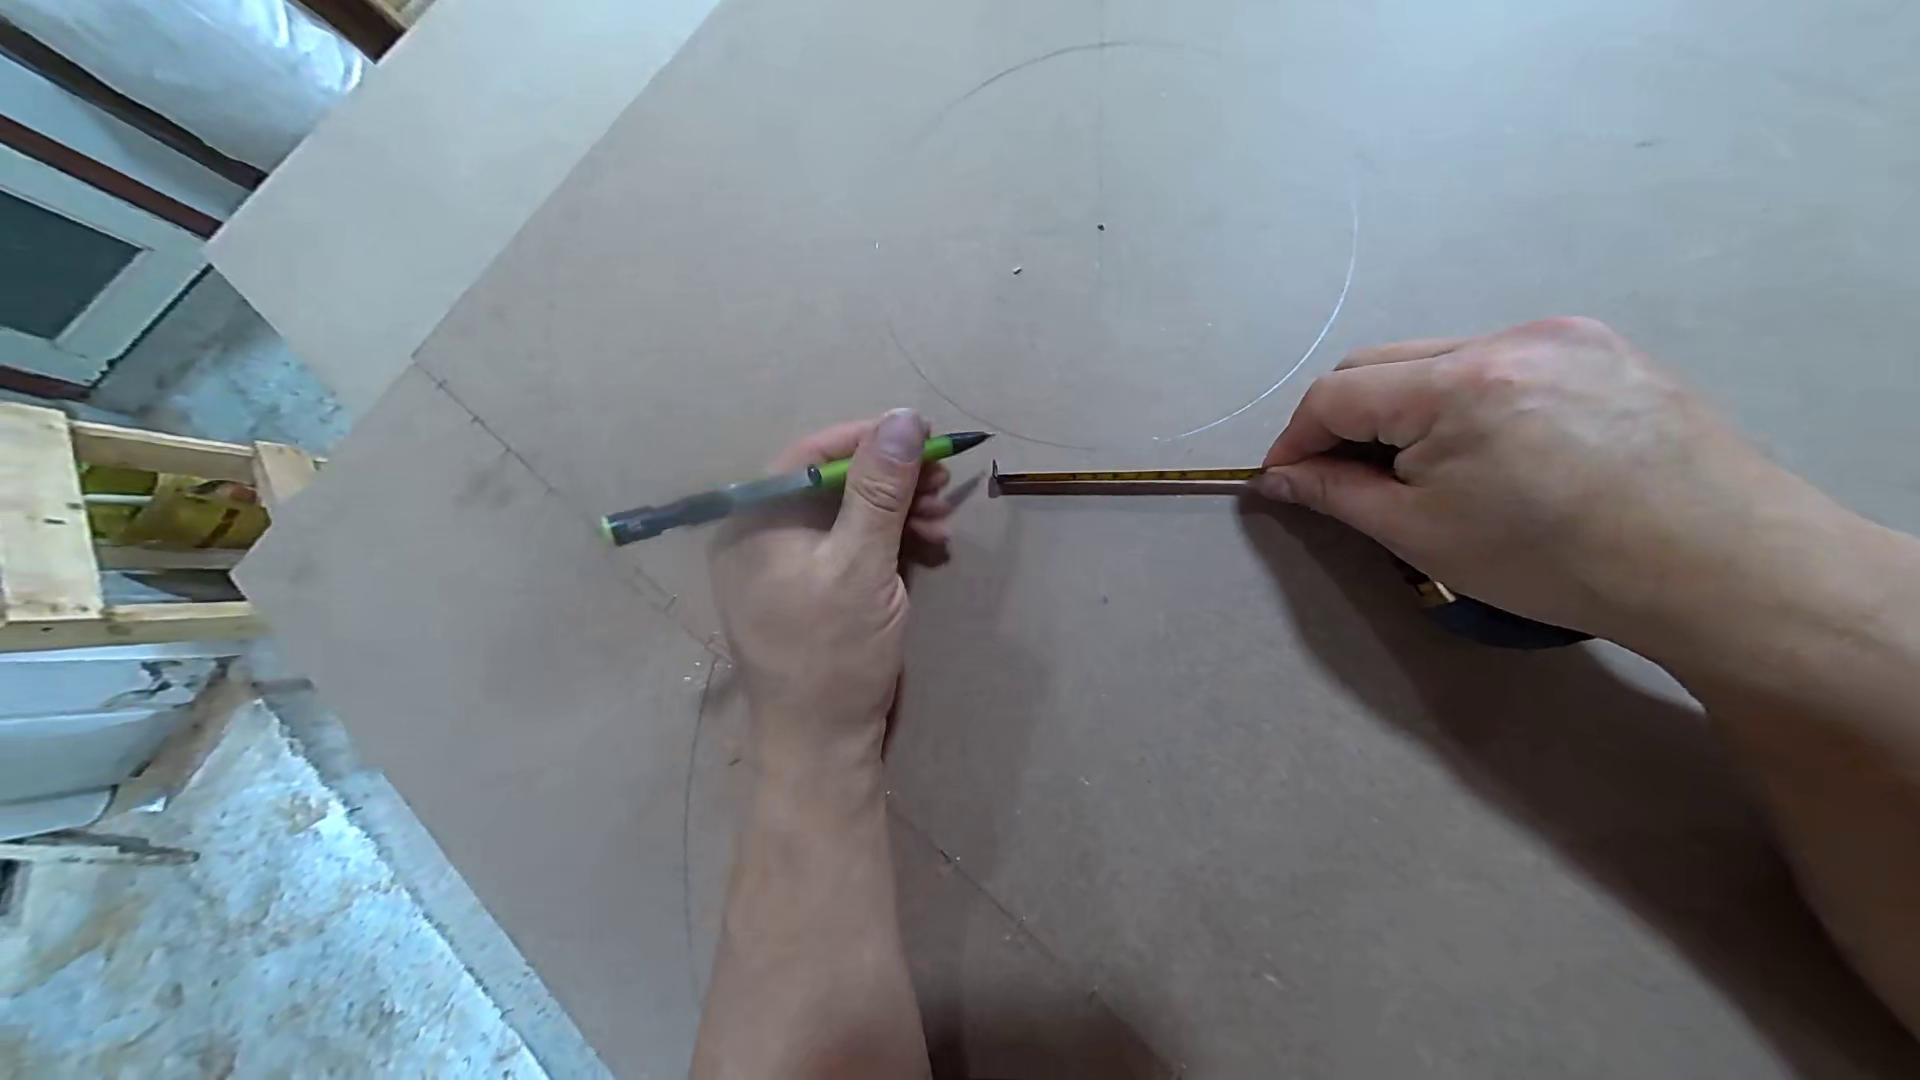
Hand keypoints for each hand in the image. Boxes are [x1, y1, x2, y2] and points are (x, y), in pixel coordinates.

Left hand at [710, 409, 955, 773]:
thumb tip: (904, 417)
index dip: (870, 439)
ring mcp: (789, 563)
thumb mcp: (863, 564)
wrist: (824, 745)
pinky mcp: (815, 586)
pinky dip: (892, 542)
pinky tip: (929, 548)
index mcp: (755, 523)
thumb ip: (881, 489)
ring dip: (900, 512)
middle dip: (894, 481)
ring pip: (850, 515)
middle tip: (943, 484)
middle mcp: (764, 535)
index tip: (924, 438)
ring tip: (943, 524)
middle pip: (835, 483)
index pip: (812, 455)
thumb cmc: (835, 655)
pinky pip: (853, 546)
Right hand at [1257, 316, 1842, 650]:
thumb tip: (1275, 478)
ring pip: (1431, 359)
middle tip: (1338, 473)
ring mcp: (1560, 334)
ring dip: (1396, 406)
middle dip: (1340, 419)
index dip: (1295, 437)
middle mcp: (1508, 337)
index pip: (1335, 393)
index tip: (1282, 476)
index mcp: (1459, 384)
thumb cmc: (1551, 561)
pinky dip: (1451, 397)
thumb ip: (1333, 493)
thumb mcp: (1418, 532)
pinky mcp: (1597, 345)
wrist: (1723, 570)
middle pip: (1377, 364)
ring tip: (1410, 463)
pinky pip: (1487, 359)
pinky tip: (1473, 442)